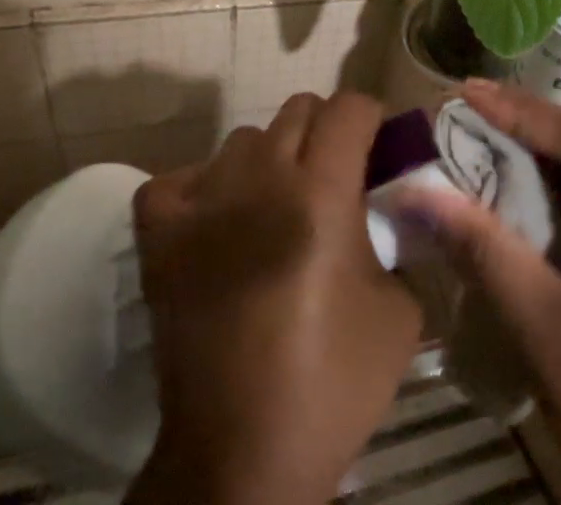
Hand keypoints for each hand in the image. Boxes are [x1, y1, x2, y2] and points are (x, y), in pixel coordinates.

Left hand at [128, 92, 422, 504]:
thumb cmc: (334, 383)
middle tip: (341, 179)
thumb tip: (385, 214)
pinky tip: (221, 220)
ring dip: (273, 159)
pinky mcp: (159, 237)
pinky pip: (180, 178)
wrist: (242, 450)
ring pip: (243, 140)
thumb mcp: (401, 310)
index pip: (350, 109)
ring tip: (281, 206)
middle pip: (298, 110)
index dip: (374, 121)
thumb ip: (397, 240)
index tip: (382, 151)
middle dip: (330, 132)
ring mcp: (200, 205)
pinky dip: (205, 186)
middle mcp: (258, 182)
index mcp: (323, 195)